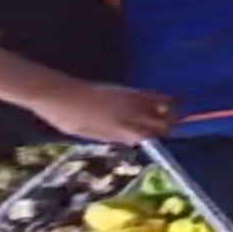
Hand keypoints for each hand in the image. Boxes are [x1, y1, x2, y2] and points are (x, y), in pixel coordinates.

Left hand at [33, 83, 173, 144]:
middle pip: (165, 122)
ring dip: (171, 113)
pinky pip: (160, 96)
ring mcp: (137, 101)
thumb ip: (111, 136)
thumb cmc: (66, 117)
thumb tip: (133, 140)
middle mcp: (135, 114)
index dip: (156, 139)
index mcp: (120, 127)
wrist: (61, 94)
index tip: (154, 140)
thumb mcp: (84, 132)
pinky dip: (167, 101)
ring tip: (167, 117)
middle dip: (167, 127)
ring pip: (169, 107)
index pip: (150, 135)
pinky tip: (163, 104)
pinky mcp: (137, 91)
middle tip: (162, 130)